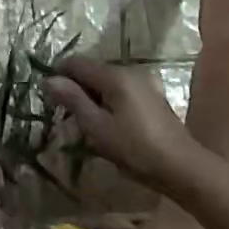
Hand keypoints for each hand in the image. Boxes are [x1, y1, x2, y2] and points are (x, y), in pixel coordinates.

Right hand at [44, 56, 200, 192]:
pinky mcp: (152, 94)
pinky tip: (110, 123)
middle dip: (76, 88)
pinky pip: (122, 88)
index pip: (77, 62)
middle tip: (67, 117)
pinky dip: (109, 99)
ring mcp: (144, 80)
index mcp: (115, 75)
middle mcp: (130, 70)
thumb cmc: (135, 148)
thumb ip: (73, 100)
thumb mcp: (97, 127)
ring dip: (93, 95)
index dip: (59, 75)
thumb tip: (48, 79)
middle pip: (93, 70)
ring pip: (107, 80)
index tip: (49, 97)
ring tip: (88, 124)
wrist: (181, 166)